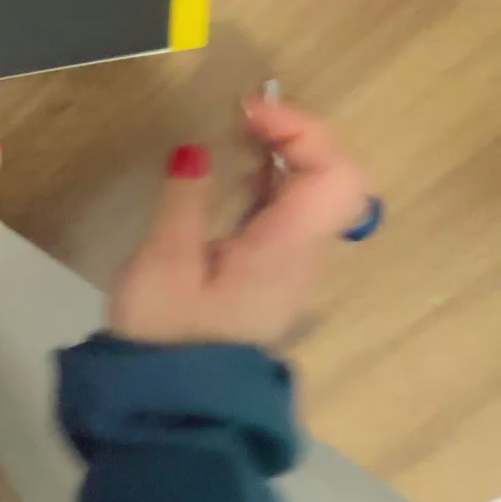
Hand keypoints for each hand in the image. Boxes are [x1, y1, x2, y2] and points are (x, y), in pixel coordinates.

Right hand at [110, 94, 370, 348]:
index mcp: (285, 249)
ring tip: (235, 131)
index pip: (334, 177)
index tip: (246, 110)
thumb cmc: (167, 327)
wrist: (173, 392)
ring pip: (314, 196)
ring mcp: (291, 266)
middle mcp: (304, 254)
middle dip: (297, 136)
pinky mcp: (270, 272)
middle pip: (336, 181)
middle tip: (242, 114)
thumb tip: (197, 151)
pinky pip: (288, 213)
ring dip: (284, 154)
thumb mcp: (164, 261)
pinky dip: (269, 179)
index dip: (302, 131)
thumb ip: (185, 203)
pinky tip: (232, 172)